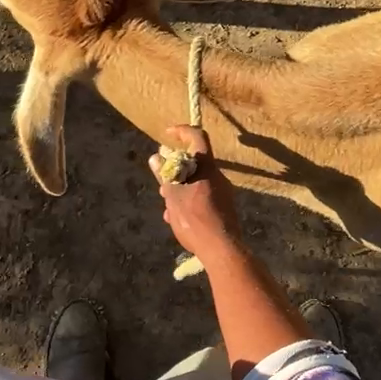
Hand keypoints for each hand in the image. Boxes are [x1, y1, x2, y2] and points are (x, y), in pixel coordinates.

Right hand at [148, 125, 245, 264]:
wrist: (222, 249)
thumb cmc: (194, 219)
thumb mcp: (173, 197)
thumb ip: (165, 175)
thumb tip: (156, 157)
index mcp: (206, 167)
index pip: (197, 136)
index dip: (182, 131)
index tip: (167, 134)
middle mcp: (217, 176)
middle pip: (194, 164)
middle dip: (175, 171)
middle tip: (162, 186)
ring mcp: (223, 192)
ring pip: (196, 183)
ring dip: (180, 189)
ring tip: (167, 207)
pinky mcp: (224, 208)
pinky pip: (203, 197)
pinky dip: (188, 202)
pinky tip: (177, 219)